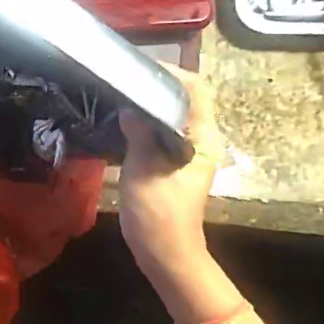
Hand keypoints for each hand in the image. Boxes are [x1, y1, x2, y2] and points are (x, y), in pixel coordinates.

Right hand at [119, 66, 223, 278]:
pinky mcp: (172, 163)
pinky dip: (144, 123)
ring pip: (171, 116)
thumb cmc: (159, 214)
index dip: (173, 74)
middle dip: (156, 87)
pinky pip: (161, 132)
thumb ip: (140, 134)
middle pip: (184, 99)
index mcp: (203, 139)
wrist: (164, 254)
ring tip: (121, 96)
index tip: (142, 69)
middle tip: (125, 80)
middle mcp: (201, 140)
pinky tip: (123, 122)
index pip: (196, 90)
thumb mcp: (145, 170)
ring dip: (149, 105)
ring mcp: (187, 152)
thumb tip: (130, 108)